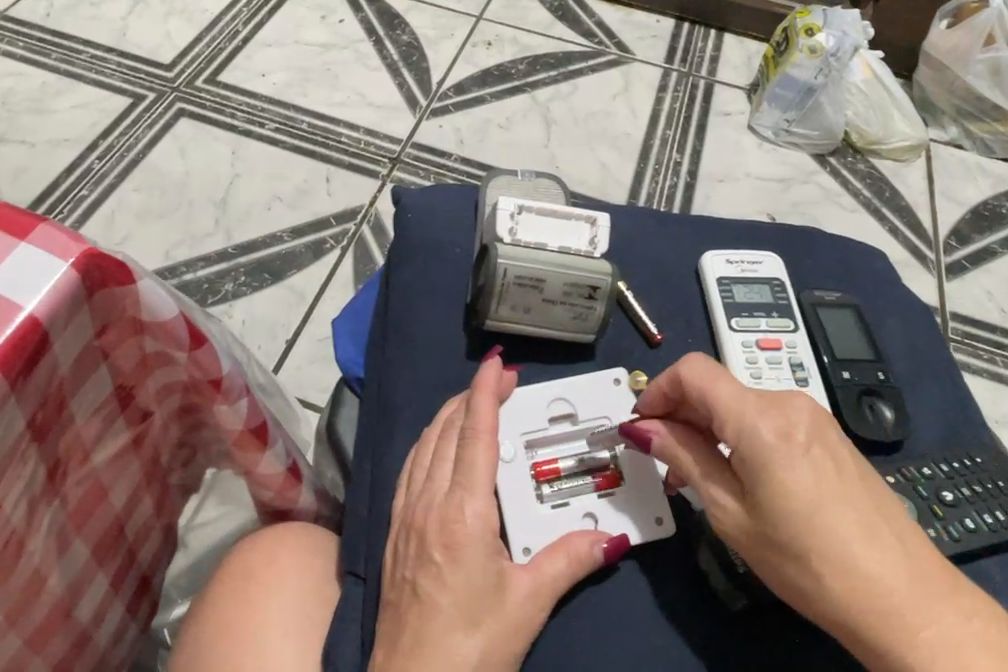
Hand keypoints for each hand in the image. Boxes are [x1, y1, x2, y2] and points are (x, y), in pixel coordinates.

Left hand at [372, 352, 629, 671]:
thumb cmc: (471, 646)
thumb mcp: (528, 603)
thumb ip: (570, 561)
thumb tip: (613, 538)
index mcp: (463, 510)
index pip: (476, 432)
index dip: (486, 391)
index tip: (499, 364)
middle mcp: (428, 502)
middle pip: (447, 430)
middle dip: (472, 397)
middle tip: (501, 382)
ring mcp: (406, 515)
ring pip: (424, 445)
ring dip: (448, 417)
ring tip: (473, 406)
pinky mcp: (394, 532)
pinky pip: (410, 469)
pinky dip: (428, 444)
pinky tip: (438, 450)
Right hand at [621, 354, 1007, 671]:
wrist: (902, 597)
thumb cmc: (808, 562)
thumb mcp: (732, 514)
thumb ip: (685, 458)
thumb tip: (645, 428)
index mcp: (760, 416)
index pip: (692, 371)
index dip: (658, 390)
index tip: (640, 425)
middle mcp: (788, 402)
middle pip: (717, 386)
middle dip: (681, 414)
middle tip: (663, 460)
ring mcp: (814, 417)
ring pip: (741, 403)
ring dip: (710, 427)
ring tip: (699, 477)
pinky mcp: (830, 435)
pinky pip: (769, 419)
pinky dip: (741, 436)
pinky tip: (739, 478)